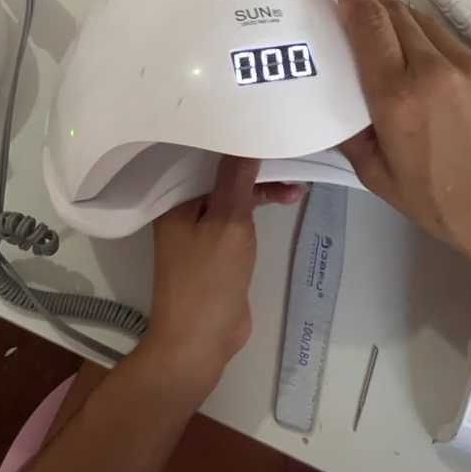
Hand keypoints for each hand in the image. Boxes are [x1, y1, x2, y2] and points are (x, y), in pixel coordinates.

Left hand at [142, 157, 299, 387]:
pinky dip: (256, 209)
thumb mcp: (228, 224)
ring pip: (230, 197)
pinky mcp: (213, 248)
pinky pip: (235, 217)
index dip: (233, 142)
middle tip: (291, 160)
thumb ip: (238, 182)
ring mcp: (196, 229)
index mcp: (173, 198)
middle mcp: (180, 208)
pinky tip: (282, 203)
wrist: (199, 342)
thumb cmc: (208, 280)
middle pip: (219, 177)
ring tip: (297, 187)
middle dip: (254, 169)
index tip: (265, 129)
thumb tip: (247, 143)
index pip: (204, 158)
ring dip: (260, 191)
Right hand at [327, 0, 470, 297]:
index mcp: (398, 99)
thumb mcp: (380, 178)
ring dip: (399, 9)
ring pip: (426, 23)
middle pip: (395, 12)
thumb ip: (353, 133)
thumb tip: (335, 102)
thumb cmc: (446, 208)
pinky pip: (456, 43)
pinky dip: (431, 36)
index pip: (368, 26)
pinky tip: (422, 44)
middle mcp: (437, 72)